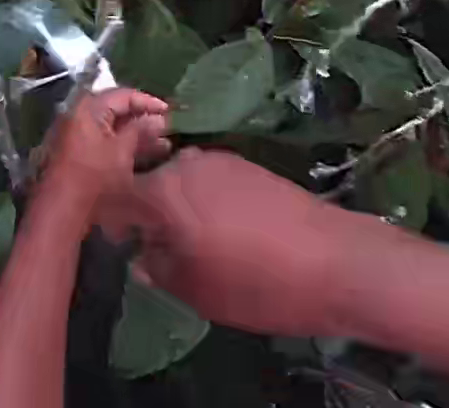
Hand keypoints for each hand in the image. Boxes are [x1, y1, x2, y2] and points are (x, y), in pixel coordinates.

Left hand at [35, 88, 170, 209]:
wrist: (62, 209)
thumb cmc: (94, 176)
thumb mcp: (122, 150)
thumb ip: (141, 129)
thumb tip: (160, 118)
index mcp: (89, 108)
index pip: (123, 95)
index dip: (149, 102)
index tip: (170, 111)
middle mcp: (81, 114)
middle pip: (117, 108)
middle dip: (144, 117)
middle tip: (167, 126)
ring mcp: (78, 132)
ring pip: (113, 125)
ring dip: (137, 132)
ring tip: (164, 143)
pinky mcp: (79, 150)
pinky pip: (106, 139)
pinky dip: (124, 143)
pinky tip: (146, 153)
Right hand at [96, 148, 385, 337]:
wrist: (333, 259)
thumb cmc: (256, 280)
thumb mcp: (196, 290)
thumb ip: (157, 268)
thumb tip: (141, 255)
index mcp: (163, 189)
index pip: (117, 195)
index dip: (114, 220)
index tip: (122, 244)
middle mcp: (185, 162)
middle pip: (150, 183)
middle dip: (149, 212)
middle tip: (161, 248)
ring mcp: (217, 158)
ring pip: (181, 180)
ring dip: (180, 206)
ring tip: (198, 242)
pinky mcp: (245, 162)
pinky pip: (209, 179)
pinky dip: (206, 200)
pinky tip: (228, 230)